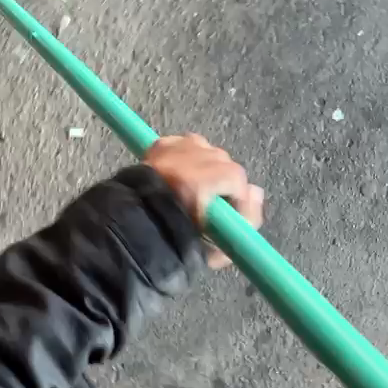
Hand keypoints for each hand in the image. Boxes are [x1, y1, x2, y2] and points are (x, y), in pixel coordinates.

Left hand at [143, 134, 264, 268]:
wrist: (131, 226)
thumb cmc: (174, 237)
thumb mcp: (216, 243)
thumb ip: (246, 219)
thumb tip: (256, 192)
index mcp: (212, 176)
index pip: (238, 180)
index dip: (235, 198)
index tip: (224, 215)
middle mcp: (200, 154)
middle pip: (223, 163)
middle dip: (219, 183)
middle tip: (204, 204)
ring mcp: (180, 145)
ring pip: (205, 151)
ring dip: (203, 168)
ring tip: (189, 190)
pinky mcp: (162, 143)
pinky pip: (184, 144)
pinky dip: (184, 157)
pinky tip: (176, 175)